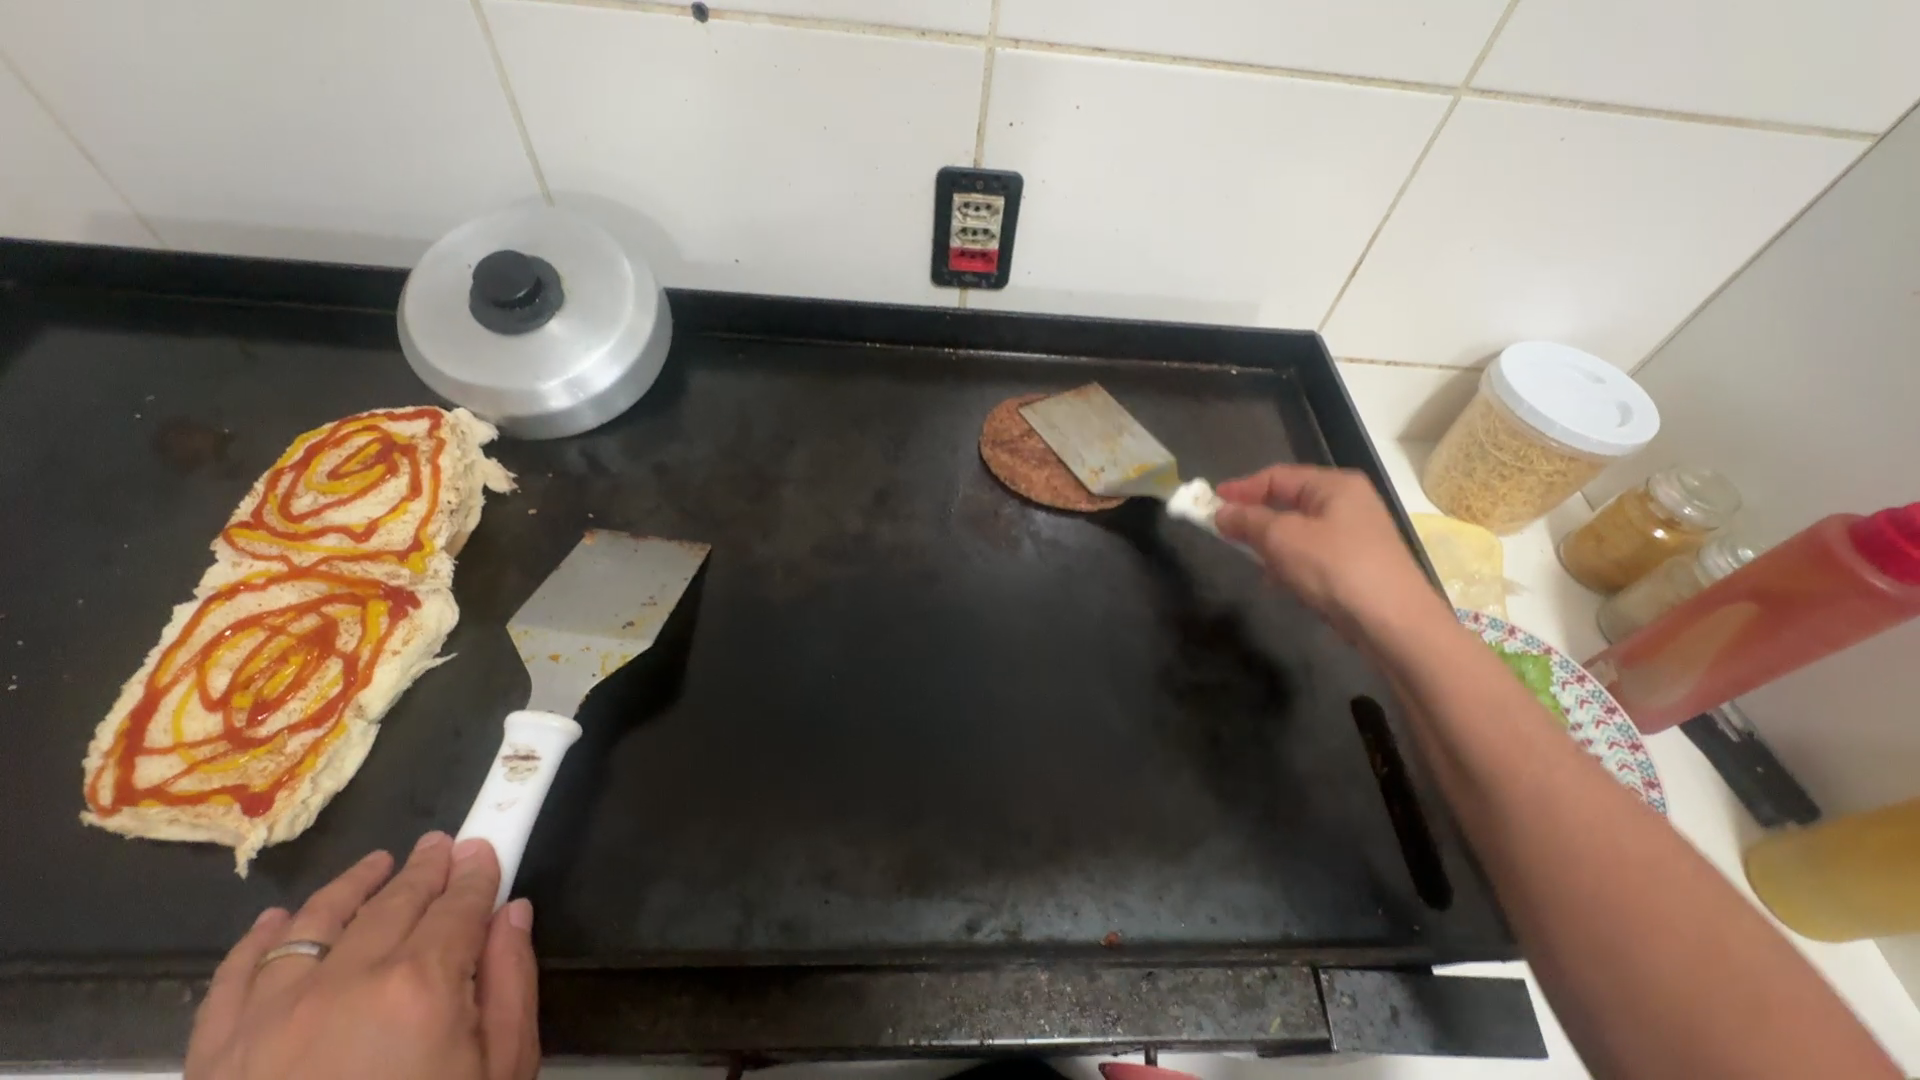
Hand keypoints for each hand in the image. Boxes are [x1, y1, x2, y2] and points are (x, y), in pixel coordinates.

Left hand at [186, 833, 538, 1079]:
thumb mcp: (503, 1073)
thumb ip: (511, 985)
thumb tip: (511, 913)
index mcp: (425, 987)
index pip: (459, 905)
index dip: (476, 873)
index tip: (484, 849)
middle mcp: (346, 984)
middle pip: (394, 903)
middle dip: (425, 868)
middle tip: (441, 845)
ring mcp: (271, 1017)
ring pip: (317, 923)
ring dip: (354, 885)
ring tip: (377, 864)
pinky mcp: (214, 1058)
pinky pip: (234, 978)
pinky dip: (261, 940)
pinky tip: (282, 920)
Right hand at [1213, 464, 1446, 641]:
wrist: (1394, 622)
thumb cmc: (1335, 569)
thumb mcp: (1282, 539)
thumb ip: (1248, 521)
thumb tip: (1222, 512)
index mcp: (1335, 485)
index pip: (1278, 476)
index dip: (1242, 488)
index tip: (1211, 502)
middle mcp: (1349, 503)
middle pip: (1290, 502)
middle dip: (1257, 518)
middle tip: (1226, 533)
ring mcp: (1357, 535)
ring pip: (1300, 531)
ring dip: (1273, 545)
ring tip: (1254, 563)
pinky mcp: (1358, 565)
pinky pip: (1313, 555)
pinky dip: (1292, 563)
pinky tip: (1282, 583)